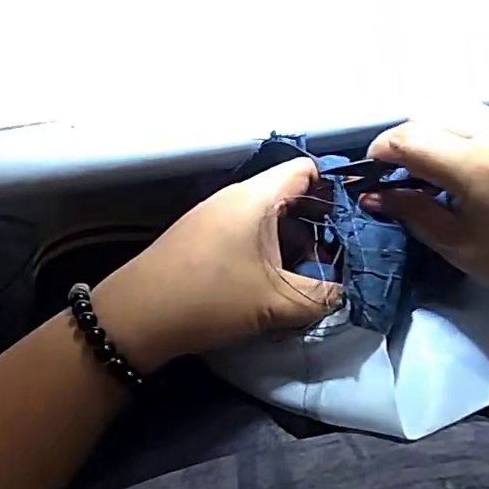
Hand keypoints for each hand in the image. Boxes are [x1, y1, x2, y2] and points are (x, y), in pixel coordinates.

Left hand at [92, 158, 343, 371]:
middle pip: (291, 194)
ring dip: (293, 242)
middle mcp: (235, 197)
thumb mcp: (276, 302)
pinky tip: (273, 281)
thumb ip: (322, 297)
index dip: (335, 190)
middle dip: (318, 224)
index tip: (353, 223)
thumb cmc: (210, 298)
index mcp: (256, 197)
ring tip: (309, 274)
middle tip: (338, 256)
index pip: (306, 169)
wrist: (134, 318)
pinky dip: (268, 250)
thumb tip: (344, 294)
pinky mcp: (202, 237)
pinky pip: (248, 231)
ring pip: (269, 217)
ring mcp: (215, 216)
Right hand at [363, 105, 488, 322]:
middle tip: (402, 172)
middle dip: (408, 136)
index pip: (410, 137)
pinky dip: (470, 134)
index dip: (381, 150)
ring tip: (439, 169)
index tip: (371, 169)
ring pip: (462, 110)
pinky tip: (477, 168)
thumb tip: (374, 195)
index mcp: (477, 164)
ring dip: (439, 131)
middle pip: (432, 111)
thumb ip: (413, 212)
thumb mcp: (460, 246)